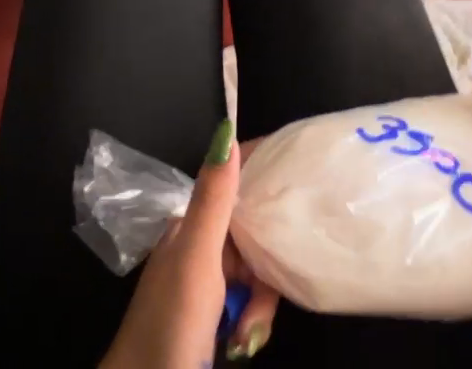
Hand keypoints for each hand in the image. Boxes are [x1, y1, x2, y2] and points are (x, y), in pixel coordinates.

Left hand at [100, 120, 279, 366]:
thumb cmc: (170, 320)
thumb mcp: (197, 256)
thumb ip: (215, 198)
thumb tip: (226, 130)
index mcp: (193, 224)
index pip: (236, 185)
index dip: (266, 181)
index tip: (301, 184)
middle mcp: (201, 246)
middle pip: (256, 234)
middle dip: (268, 266)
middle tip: (260, 299)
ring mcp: (208, 282)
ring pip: (258, 271)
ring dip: (260, 303)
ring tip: (246, 331)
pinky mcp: (215, 314)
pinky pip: (251, 303)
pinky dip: (252, 322)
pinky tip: (242, 341)